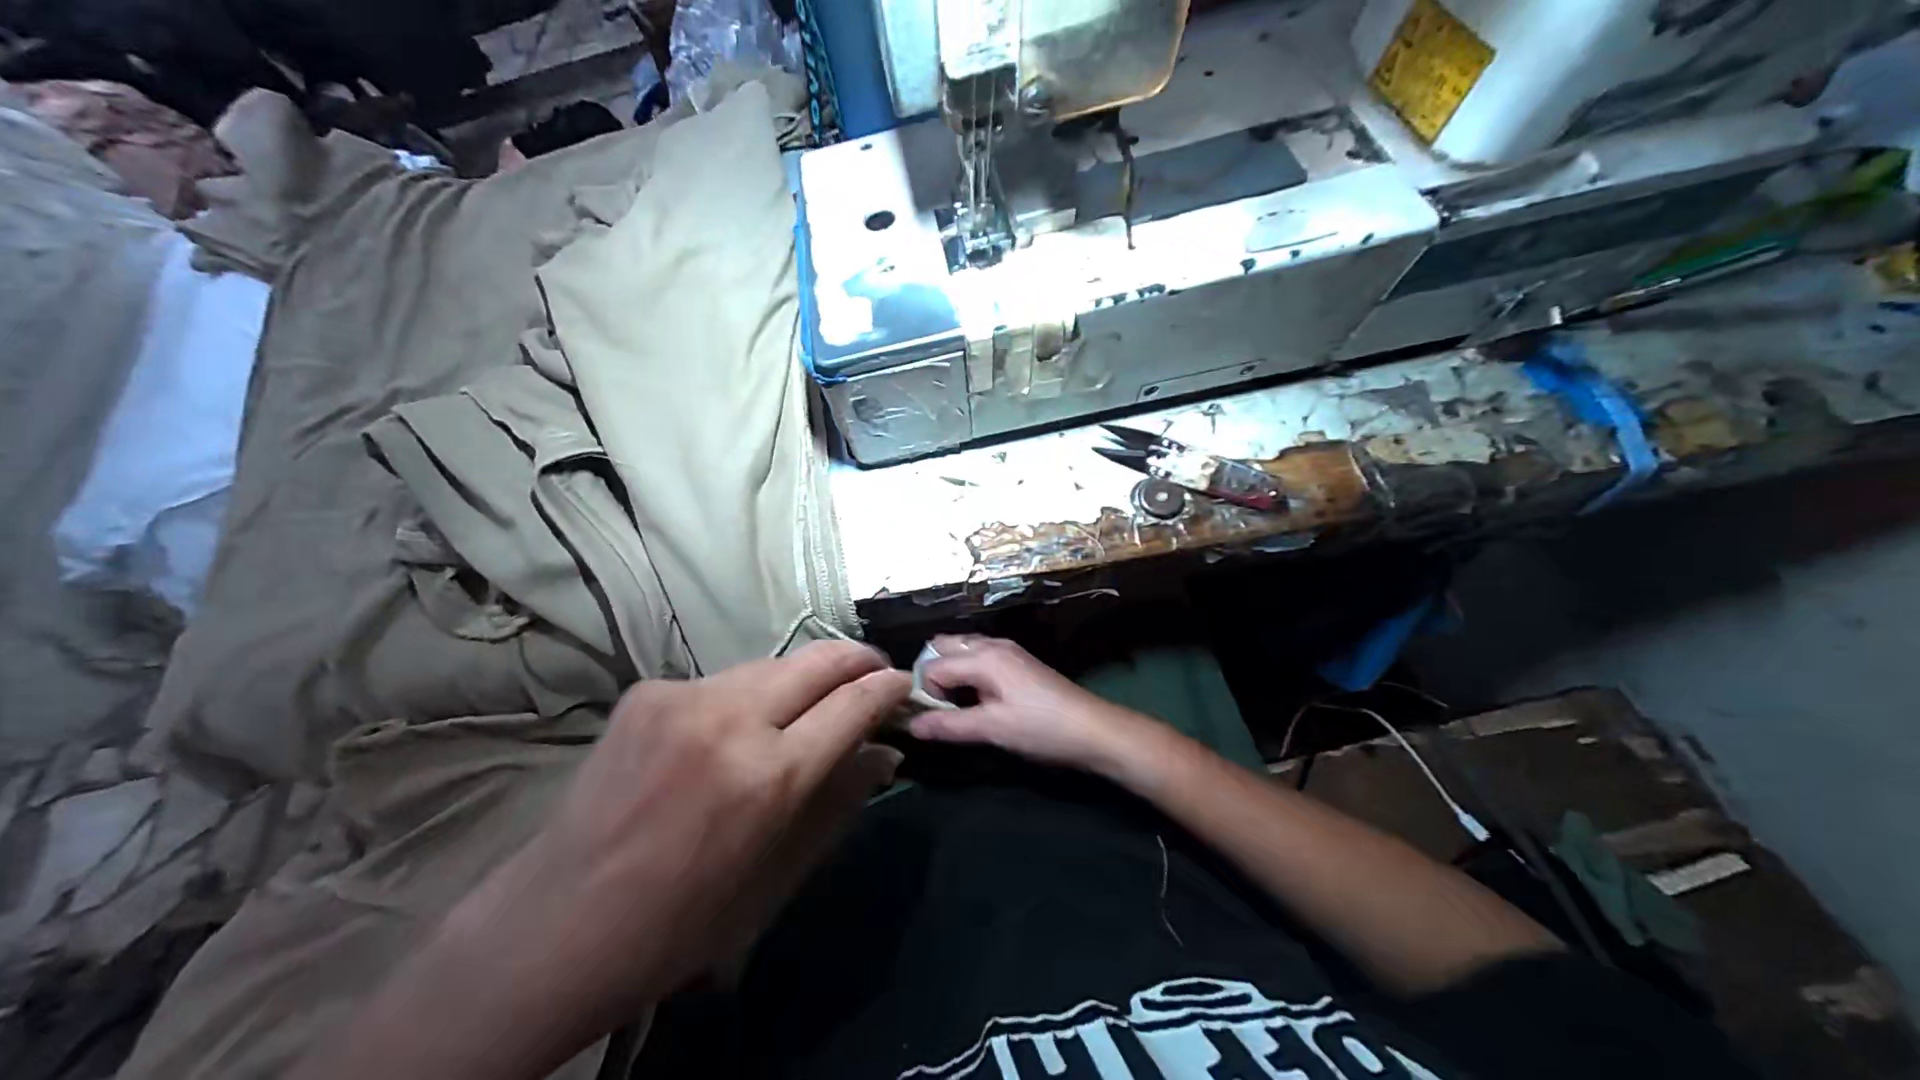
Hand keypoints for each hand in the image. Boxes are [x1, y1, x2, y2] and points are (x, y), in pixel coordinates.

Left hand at [354, 641, 910, 1078]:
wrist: (558, 921)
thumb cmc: (682, 921)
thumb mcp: (779, 875)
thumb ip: (841, 802)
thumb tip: (886, 753)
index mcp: (768, 776)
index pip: (852, 705)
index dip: (886, 690)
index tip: (904, 685)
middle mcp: (729, 718)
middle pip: (817, 660)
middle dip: (856, 660)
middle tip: (875, 672)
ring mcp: (682, 697)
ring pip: (770, 664)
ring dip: (802, 677)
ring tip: (811, 701)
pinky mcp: (646, 691)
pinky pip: (720, 681)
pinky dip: (745, 696)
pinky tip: (735, 728)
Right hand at [910, 635, 1164, 776]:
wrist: (1093, 730)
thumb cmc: (1041, 728)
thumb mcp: (992, 730)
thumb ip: (949, 725)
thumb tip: (911, 726)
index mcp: (983, 656)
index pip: (932, 666)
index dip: (924, 693)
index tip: (928, 720)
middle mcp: (992, 645)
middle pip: (944, 647)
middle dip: (932, 674)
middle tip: (937, 708)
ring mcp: (1007, 651)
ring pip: (962, 651)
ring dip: (950, 673)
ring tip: (953, 707)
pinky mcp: (1018, 663)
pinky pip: (979, 658)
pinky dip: (967, 674)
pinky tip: (975, 701)